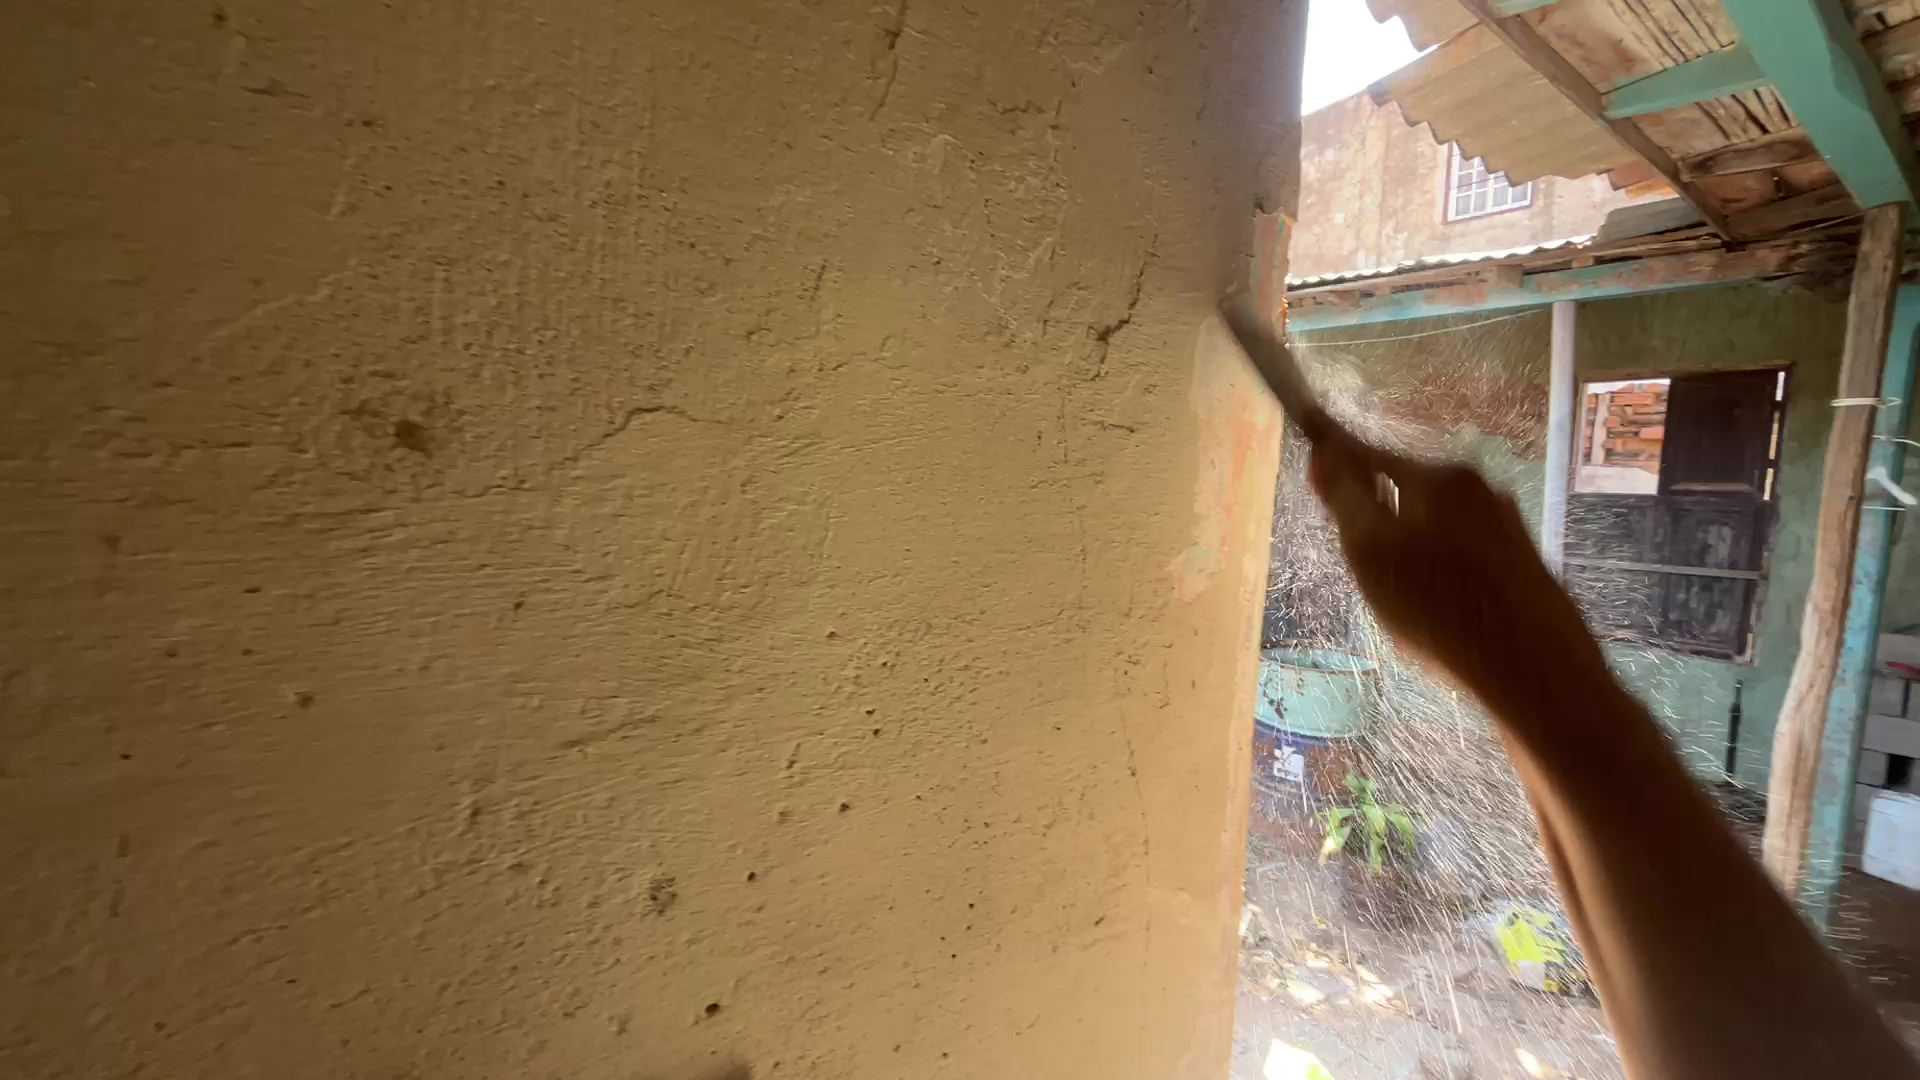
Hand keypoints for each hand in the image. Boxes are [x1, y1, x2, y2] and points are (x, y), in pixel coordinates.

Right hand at [1306, 430, 1597, 697]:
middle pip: (1400, 486)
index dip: (1332, 456)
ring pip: (1429, 517)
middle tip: (1351, 554)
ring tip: (1390, 587)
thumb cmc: (1435, 607)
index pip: (1367, 452)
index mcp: (1437, 477)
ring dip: (1401, 537)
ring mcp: (1504, 520)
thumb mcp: (1368, 549)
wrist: (1534, 670)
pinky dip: (1432, 559)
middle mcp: (1476, 486)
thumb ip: (1343, 496)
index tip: (1309, 449)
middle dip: (1370, 509)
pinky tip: (1429, 600)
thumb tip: (1324, 449)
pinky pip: (1456, 543)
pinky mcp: (1519, 556)